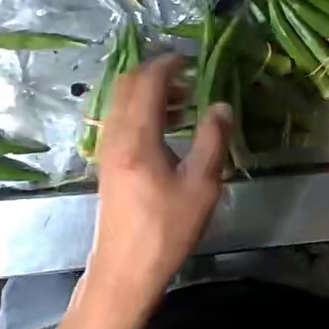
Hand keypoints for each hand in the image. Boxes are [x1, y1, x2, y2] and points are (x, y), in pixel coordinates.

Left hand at [84, 54, 232, 310]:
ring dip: (149, 92)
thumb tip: (221, 105)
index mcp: (137, 136)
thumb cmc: (166, 229)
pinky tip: (167, 128)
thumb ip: (213, 139)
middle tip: (188, 77)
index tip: (192, 60)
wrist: (126, 269)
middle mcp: (115, 134)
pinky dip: (142, 110)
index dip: (169, 64)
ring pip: (122, 101)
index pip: (148, 82)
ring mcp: (107, 148)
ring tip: (185, 102)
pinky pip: (120, 119)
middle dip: (157, 73)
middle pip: (127, 84)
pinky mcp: (107, 161)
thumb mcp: (201, 186)